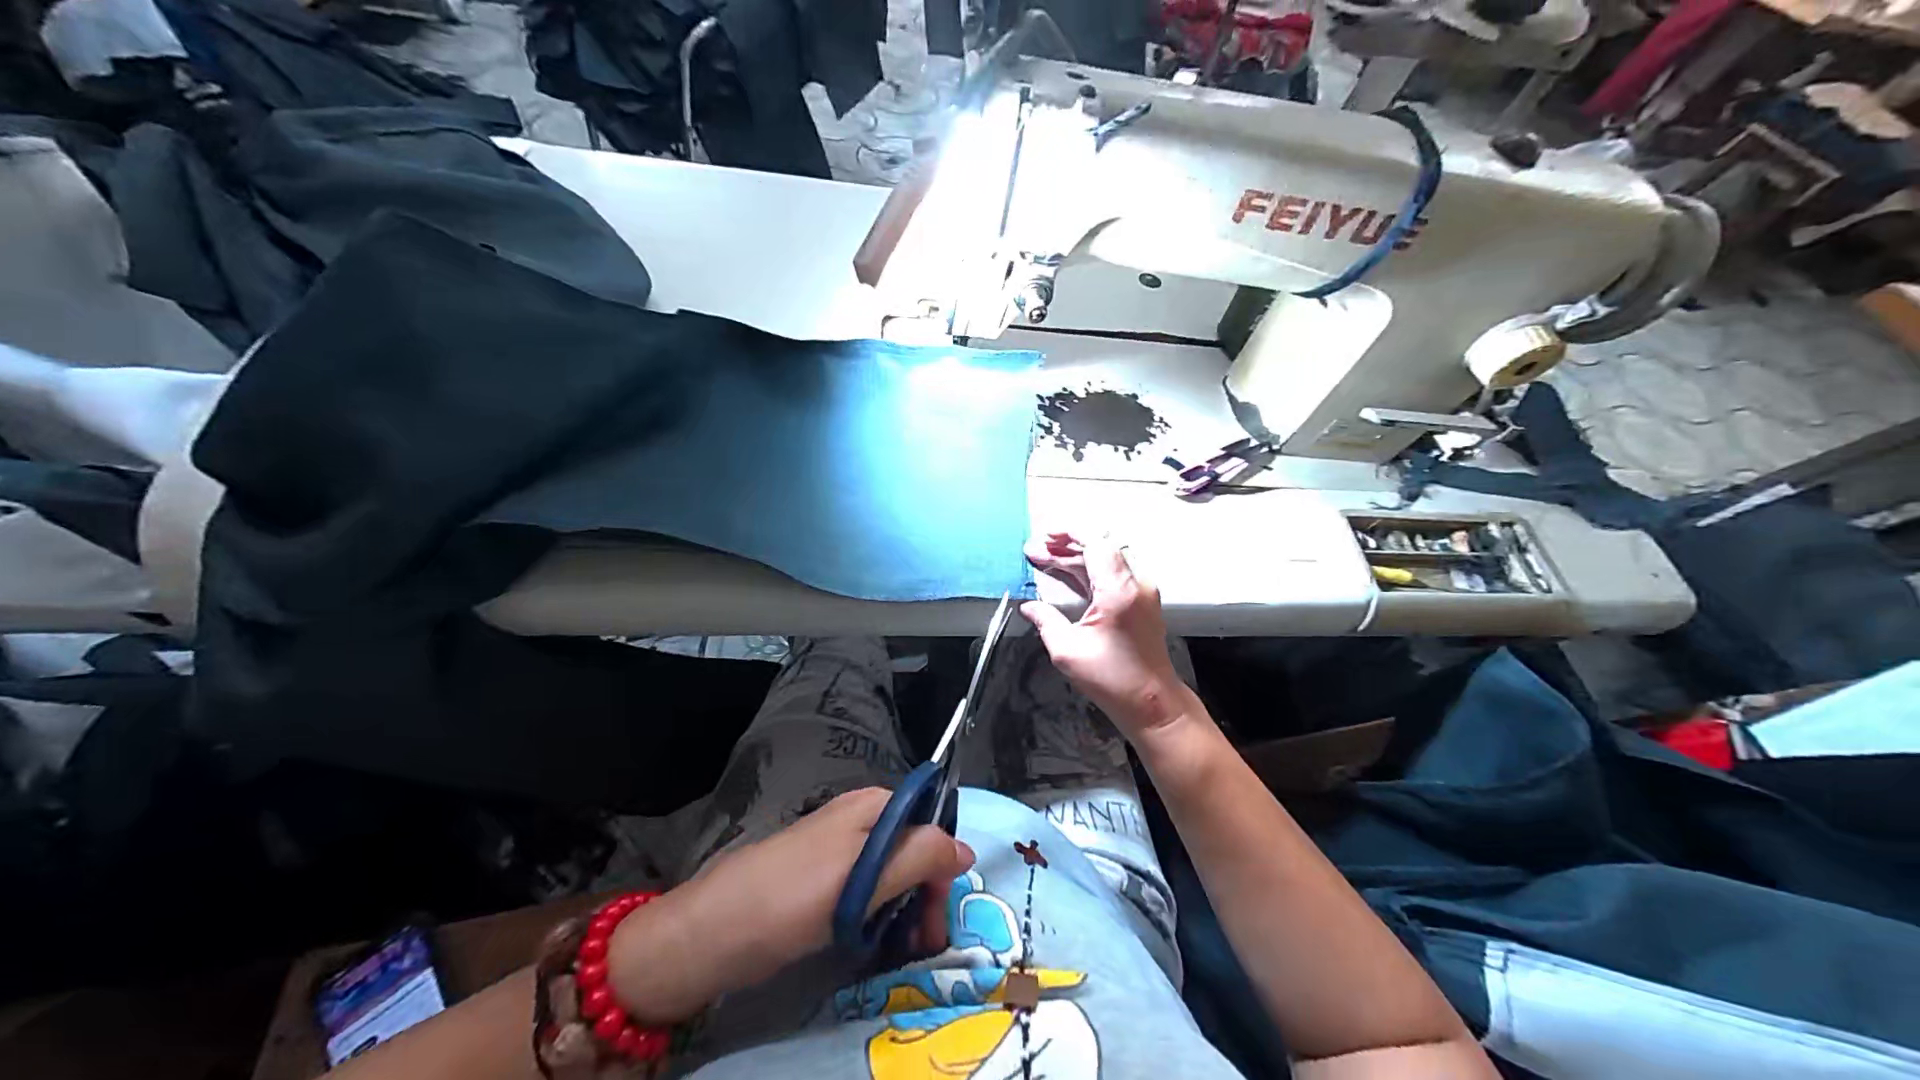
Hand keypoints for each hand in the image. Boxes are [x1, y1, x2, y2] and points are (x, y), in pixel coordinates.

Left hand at [607, 788, 973, 1023]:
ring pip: (895, 875)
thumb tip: (965, 848)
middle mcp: (861, 821)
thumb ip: (918, 856)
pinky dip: (882, 915)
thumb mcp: (861, 874)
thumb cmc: (789, 898)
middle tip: (924, 944)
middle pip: (916, 850)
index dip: (942, 867)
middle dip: (926, 895)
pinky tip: (875, 940)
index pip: (931, 823)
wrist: (711, 933)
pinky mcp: (825, 882)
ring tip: (903, 948)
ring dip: (908, 910)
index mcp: (872, 806)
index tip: (937, 917)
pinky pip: (870, 892)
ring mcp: (841, 852)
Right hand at [1021, 532, 1199, 740]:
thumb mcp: (1067, 650)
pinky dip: (1089, 572)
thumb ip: (1045, 620)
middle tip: (1036, 550)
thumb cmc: (1112, 679)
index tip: (1045, 536)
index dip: (1069, 534)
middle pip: (1100, 547)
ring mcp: (1141, 593)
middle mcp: (1135, 584)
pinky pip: (1113, 576)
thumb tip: (1029, 607)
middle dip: (1066, 546)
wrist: (1152, 702)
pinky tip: (1065, 575)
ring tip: (1044, 559)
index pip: (1096, 542)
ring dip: (1076, 558)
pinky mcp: (1141, 604)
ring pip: (1106, 561)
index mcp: (1119, 590)